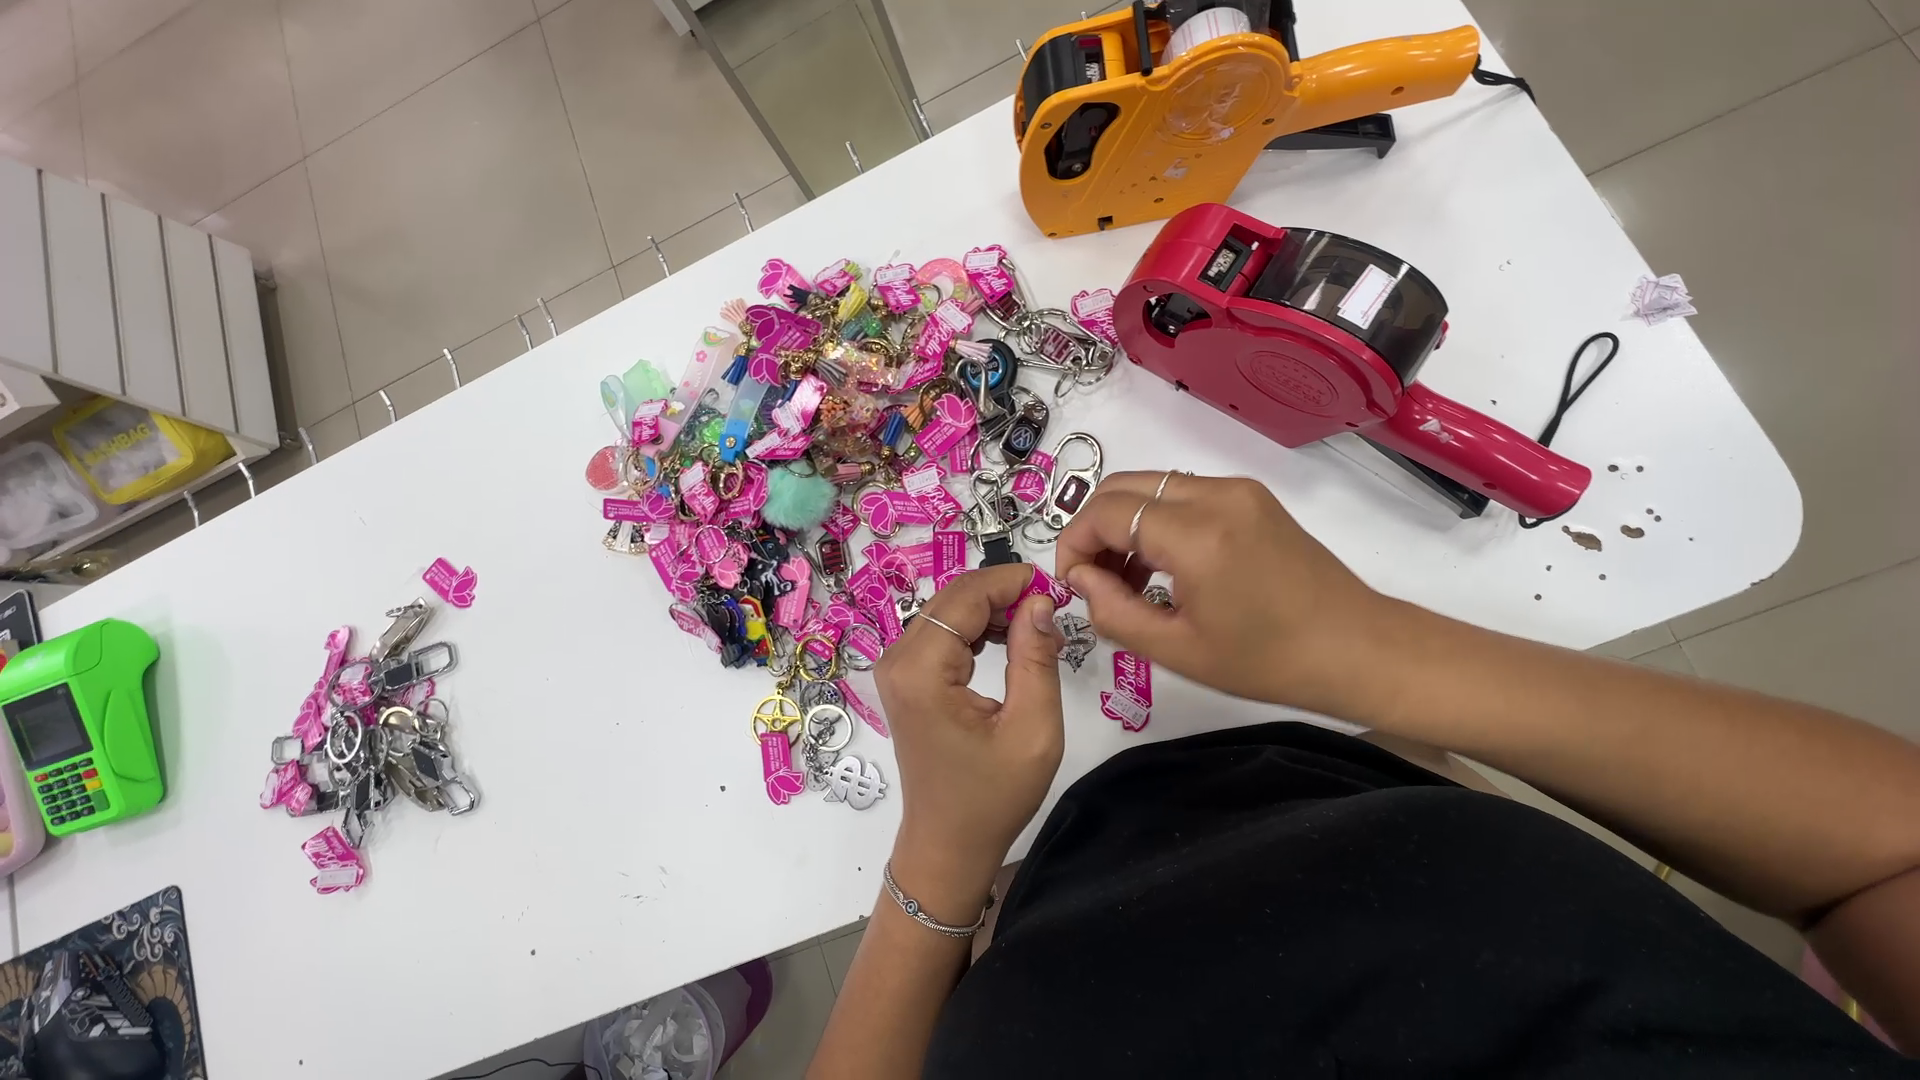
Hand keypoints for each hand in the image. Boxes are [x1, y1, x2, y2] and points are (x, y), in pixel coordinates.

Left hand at [874, 564, 1064, 914]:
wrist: (948, 844)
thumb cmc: (993, 795)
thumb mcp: (1033, 729)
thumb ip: (1036, 657)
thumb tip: (1040, 600)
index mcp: (922, 670)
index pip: (966, 596)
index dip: (1011, 582)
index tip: (1055, 588)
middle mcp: (898, 660)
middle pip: (953, 598)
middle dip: (1004, 594)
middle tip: (1052, 611)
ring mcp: (895, 668)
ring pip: (947, 611)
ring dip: (992, 611)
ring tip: (1037, 631)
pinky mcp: (904, 679)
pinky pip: (941, 633)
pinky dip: (976, 629)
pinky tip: (1008, 643)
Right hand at [1052, 472, 1391, 713]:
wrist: (1357, 648)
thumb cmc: (1267, 661)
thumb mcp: (1177, 650)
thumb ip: (1112, 611)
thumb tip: (1079, 578)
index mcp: (1198, 536)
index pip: (1105, 513)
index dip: (1074, 544)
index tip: (1072, 583)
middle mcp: (1216, 495)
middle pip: (1122, 486)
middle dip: (1092, 528)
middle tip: (1094, 579)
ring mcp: (1237, 490)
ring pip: (1151, 486)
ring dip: (1123, 523)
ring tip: (1128, 579)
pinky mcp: (1251, 496)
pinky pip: (1182, 494)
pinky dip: (1155, 520)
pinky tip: (1163, 566)